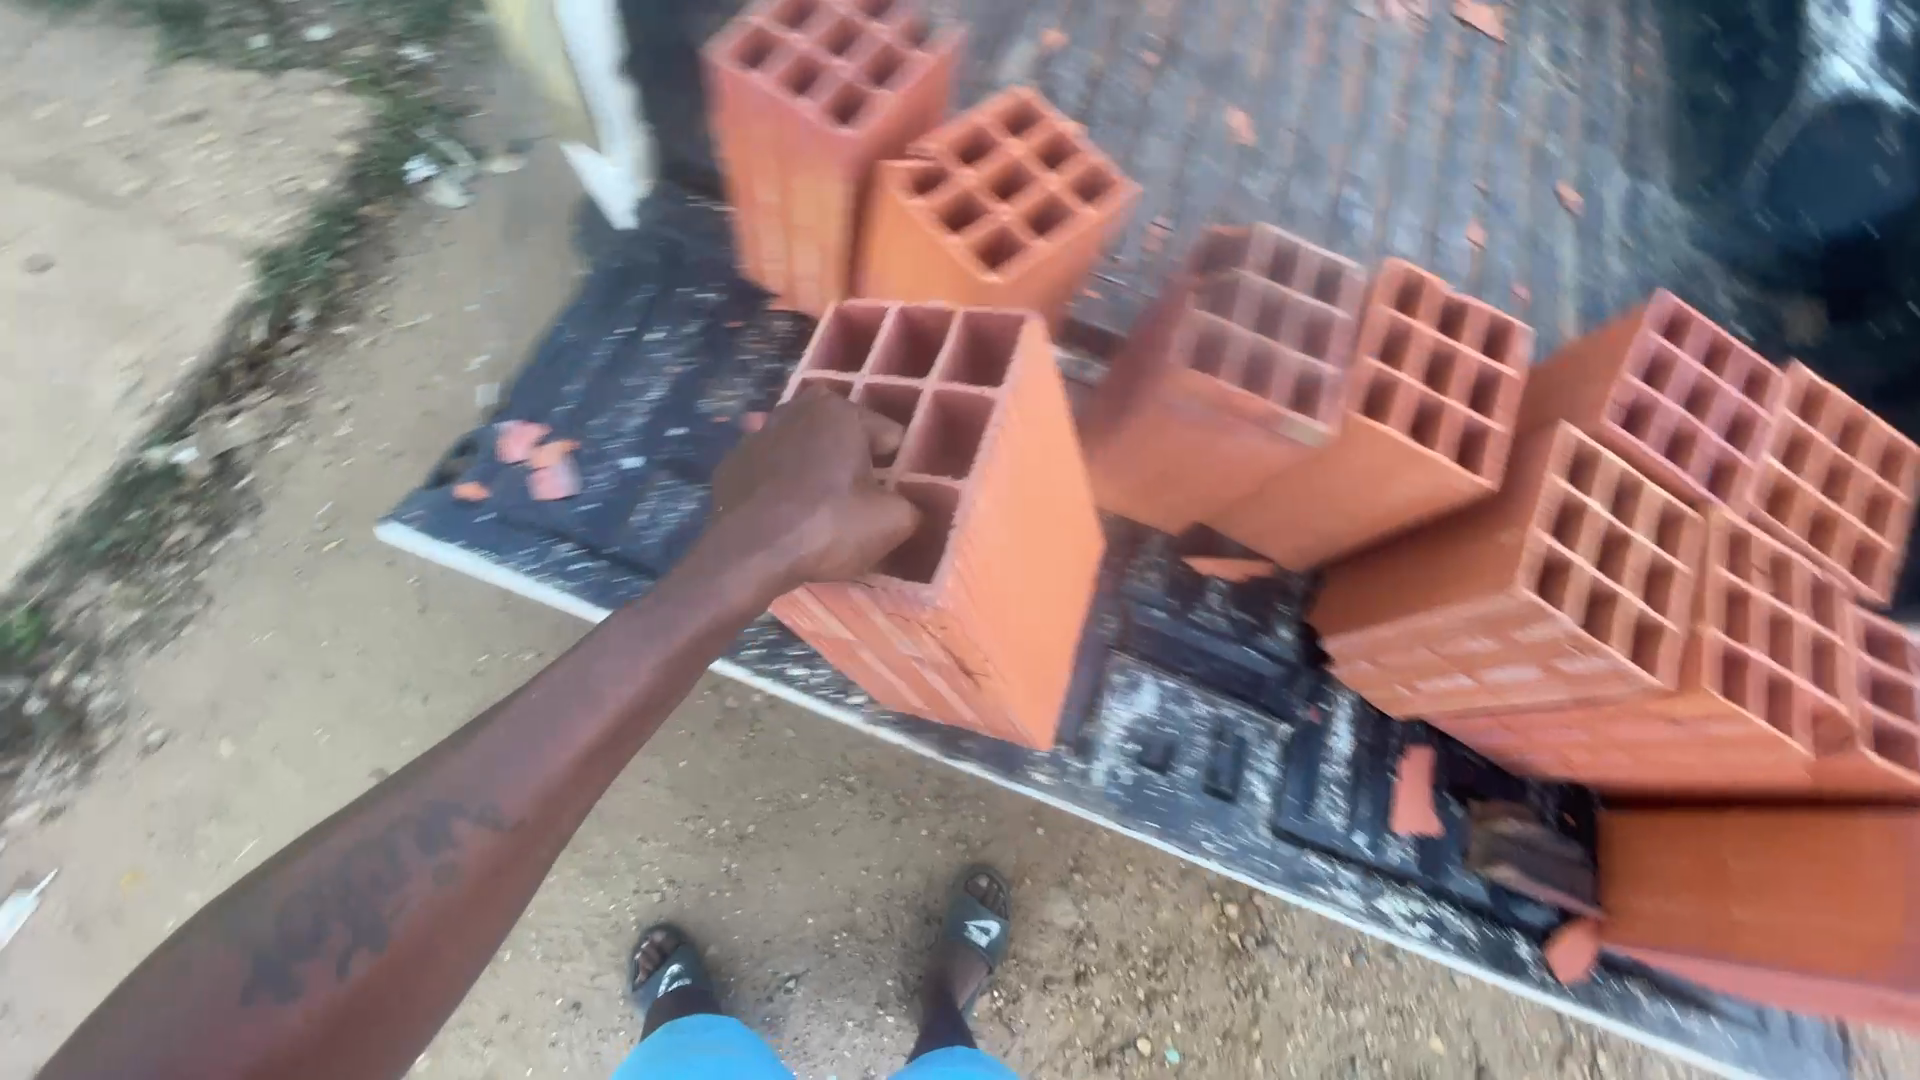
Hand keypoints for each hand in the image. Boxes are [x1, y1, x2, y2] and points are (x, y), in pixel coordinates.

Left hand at [702, 386, 919, 596]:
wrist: (747, 554)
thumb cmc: (827, 527)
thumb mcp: (893, 522)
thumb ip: (913, 506)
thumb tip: (908, 506)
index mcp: (842, 412)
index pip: (891, 437)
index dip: (898, 471)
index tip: (892, 500)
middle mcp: (799, 409)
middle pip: (846, 438)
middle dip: (855, 464)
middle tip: (858, 505)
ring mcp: (759, 434)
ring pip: (807, 451)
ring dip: (818, 471)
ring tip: (821, 511)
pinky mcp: (733, 462)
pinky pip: (774, 471)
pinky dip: (783, 486)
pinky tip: (785, 516)